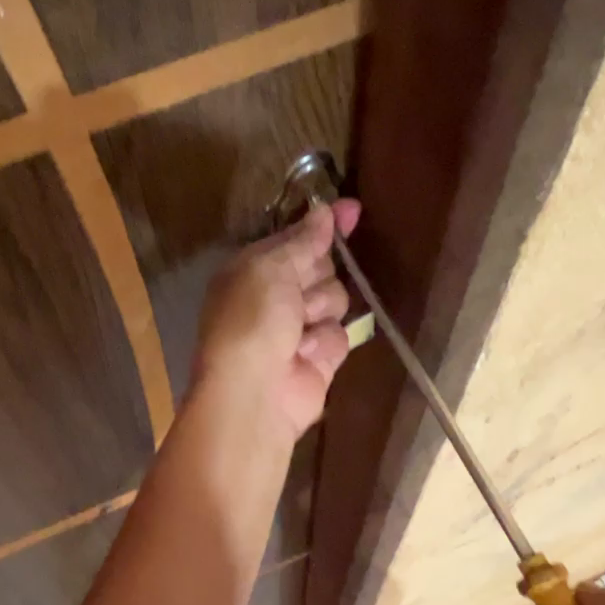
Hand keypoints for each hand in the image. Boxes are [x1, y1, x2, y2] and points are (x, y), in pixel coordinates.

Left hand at [191, 199, 361, 439]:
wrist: (253, 394)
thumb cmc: (251, 322)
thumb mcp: (270, 268)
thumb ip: (301, 240)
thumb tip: (324, 212)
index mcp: (253, 270)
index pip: (295, 238)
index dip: (322, 227)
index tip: (353, 210)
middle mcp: (274, 297)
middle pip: (322, 267)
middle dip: (317, 276)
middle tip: (298, 295)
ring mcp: (298, 328)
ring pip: (336, 299)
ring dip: (321, 311)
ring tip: (297, 333)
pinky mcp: (319, 358)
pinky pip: (340, 335)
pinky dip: (325, 343)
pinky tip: (305, 356)